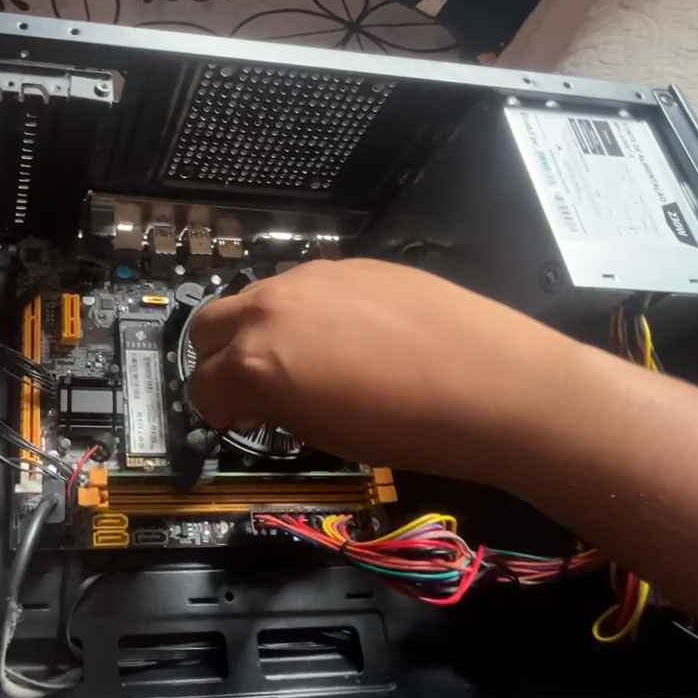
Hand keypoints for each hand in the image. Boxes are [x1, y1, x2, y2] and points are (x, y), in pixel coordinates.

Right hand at [185, 259, 594, 484]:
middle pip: (206, 327)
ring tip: (302, 357)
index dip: (216, 410)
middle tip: (253, 386)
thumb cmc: (407, 429)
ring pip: (253, 298)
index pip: (201, 385)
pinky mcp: (349, 263)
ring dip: (257, 328)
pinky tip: (347, 333)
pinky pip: (302, 286)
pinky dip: (301, 310)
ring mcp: (309, 277)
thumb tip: (261, 397)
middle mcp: (269, 309)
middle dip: (217, 359)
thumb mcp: (322, 434)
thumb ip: (274, 405)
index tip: (239, 420)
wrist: (496, 384)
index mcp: (255, 361)